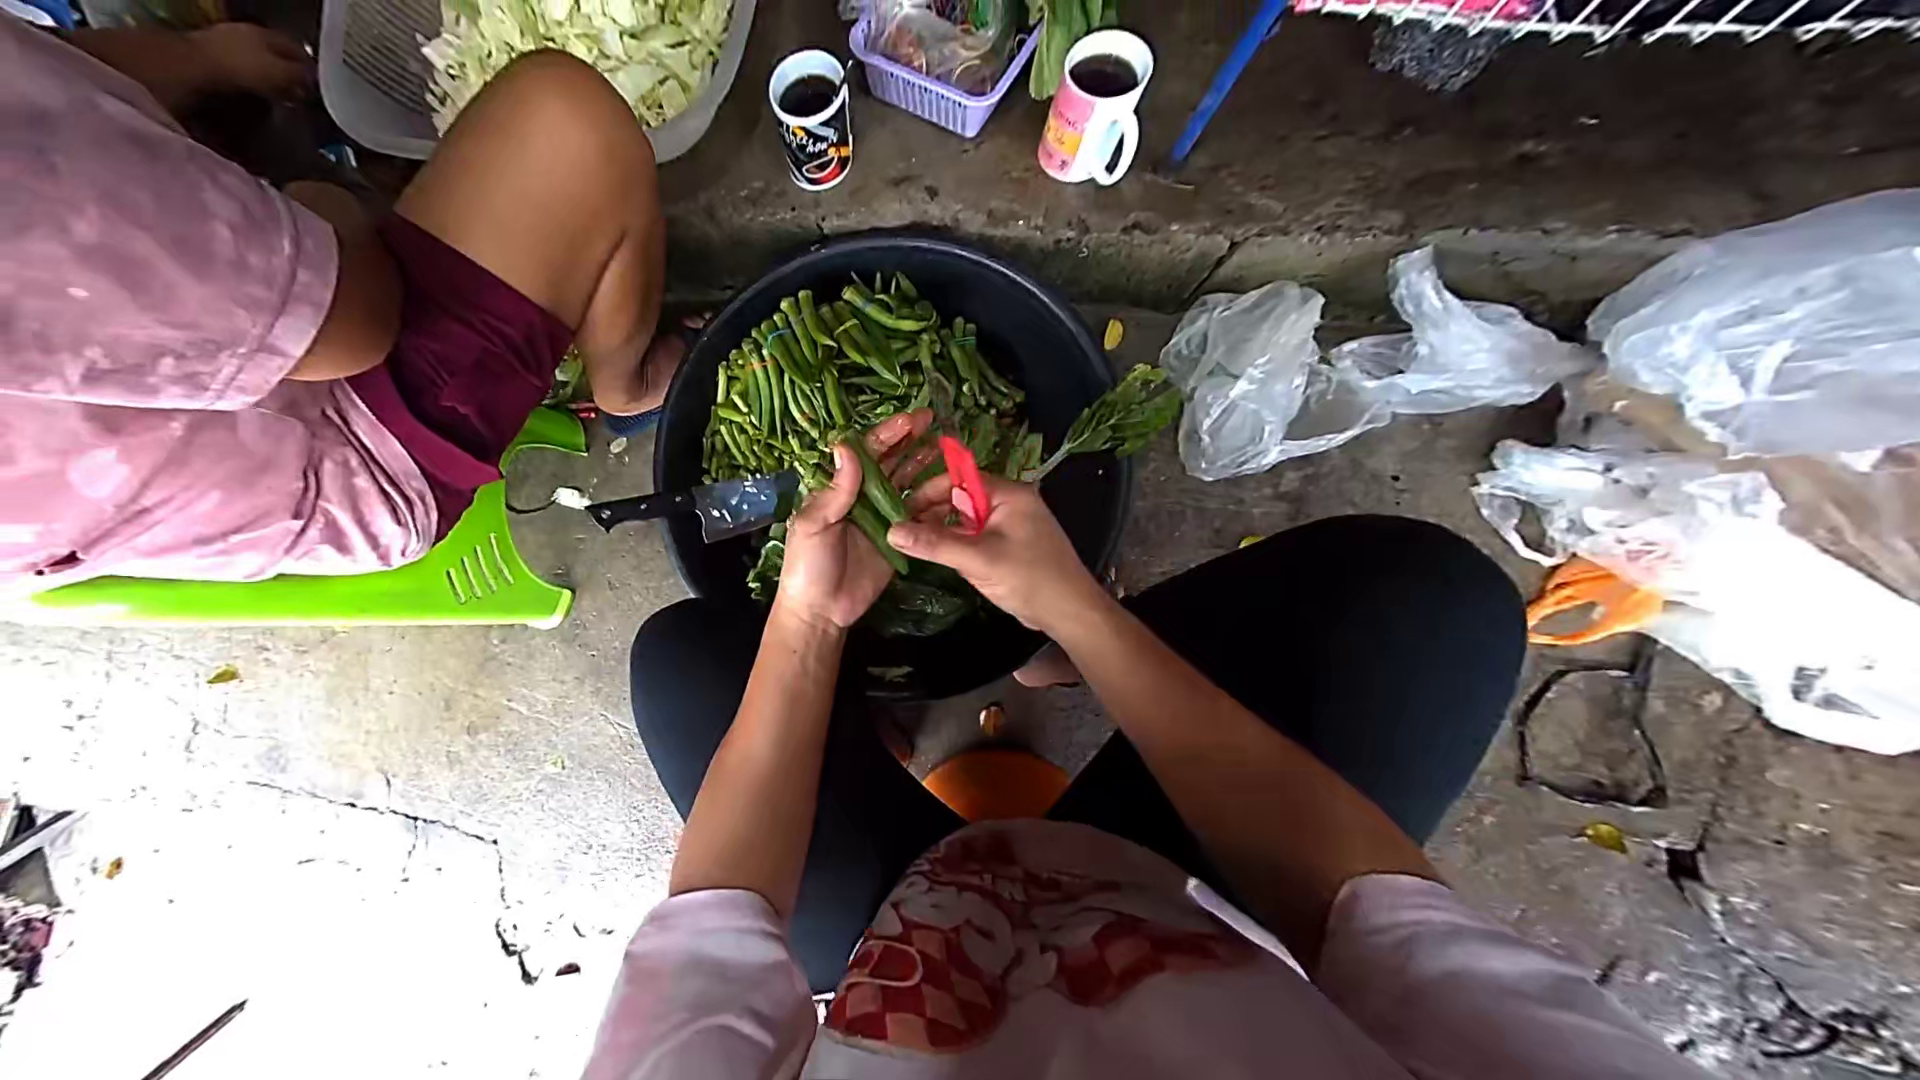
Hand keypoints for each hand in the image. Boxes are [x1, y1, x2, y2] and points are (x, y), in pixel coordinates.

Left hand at [190, 23, 313, 100]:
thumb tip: (319, 80)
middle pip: (280, 54)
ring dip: (278, 78)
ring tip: (288, 95)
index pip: (299, 49)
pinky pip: (248, 67)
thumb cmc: (246, 67)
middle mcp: (248, 32)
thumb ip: (304, 75)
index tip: (323, 85)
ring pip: (264, 61)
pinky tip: (266, 92)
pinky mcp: (217, 54)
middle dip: (294, 72)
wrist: (195, 64)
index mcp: (267, 34)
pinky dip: (261, 80)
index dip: (314, 67)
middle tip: (307, 92)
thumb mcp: (285, 73)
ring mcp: (229, 41)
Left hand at [771, 410, 931, 632]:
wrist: (822, 610)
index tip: (910, 420)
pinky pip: (920, 515)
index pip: (866, 452)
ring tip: (949, 451)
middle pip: (890, 462)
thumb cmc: (808, 565)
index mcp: (839, 488)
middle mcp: (863, 496)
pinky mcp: (900, 537)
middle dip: (911, 441)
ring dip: (926, 466)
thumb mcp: (814, 525)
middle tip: (933, 422)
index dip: (887, 434)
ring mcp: (883, 516)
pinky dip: (936, 502)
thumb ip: (835, 491)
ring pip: (908, 483)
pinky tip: (953, 489)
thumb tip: (847, 446)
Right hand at [888, 473, 1109, 632]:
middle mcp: (1010, 503)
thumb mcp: (978, 559)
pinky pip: (977, 537)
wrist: (1069, 612)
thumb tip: (892, 531)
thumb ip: (935, 544)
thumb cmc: (1029, 578)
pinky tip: (941, 558)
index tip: (902, 511)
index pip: (960, 479)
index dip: (929, 492)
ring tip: (916, 545)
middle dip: (934, 513)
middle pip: (962, 498)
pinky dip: (959, 545)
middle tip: (904, 531)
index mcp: (1008, 493)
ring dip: (945, 532)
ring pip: (967, 520)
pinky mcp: (1010, 546)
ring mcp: (1011, 525)